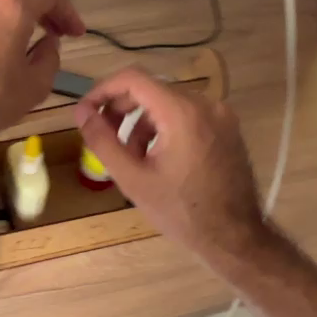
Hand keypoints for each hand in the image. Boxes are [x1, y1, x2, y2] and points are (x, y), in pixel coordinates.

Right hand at [75, 69, 265, 253]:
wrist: (235, 238)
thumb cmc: (182, 212)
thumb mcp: (133, 179)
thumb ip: (103, 141)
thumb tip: (81, 113)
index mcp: (182, 112)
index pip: (133, 78)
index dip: (103, 90)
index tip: (86, 111)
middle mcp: (205, 103)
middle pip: (151, 89)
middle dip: (122, 110)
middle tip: (102, 135)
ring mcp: (221, 114)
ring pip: (167, 103)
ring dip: (142, 123)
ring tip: (133, 157)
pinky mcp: (227, 127)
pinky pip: (187, 114)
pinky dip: (165, 127)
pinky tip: (157, 158)